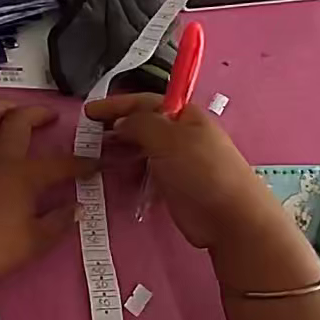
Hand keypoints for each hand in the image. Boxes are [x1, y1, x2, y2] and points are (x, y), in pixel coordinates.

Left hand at [0, 100, 90, 287]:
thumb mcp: (36, 242)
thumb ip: (59, 222)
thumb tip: (77, 208)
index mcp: (25, 175)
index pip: (60, 164)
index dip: (81, 163)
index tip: (95, 163)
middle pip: (20, 121)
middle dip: (39, 114)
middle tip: (50, 116)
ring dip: (1, 107)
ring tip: (11, 108)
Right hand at [84, 94, 282, 249]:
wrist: (230, 217)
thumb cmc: (202, 171)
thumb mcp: (169, 138)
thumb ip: (141, 124)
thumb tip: (121, 122)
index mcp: (185, 116)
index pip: (145, 102)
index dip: (117, 104)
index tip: (90, 112)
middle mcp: (181, 135)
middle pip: (142, 125)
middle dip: (116, 128)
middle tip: (89, 137)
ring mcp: (177, 161)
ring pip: (142, 149)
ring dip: (120, 150)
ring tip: (97, 157)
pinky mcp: (173, 185)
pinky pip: (145, 172)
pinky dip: (129, 171)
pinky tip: (115, 176)